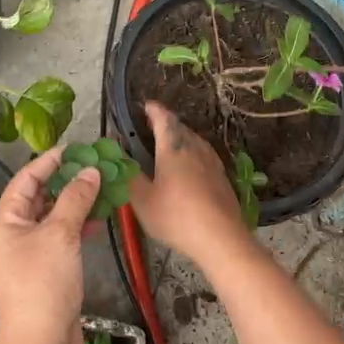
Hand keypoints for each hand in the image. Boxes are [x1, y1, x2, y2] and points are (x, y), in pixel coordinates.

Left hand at [0, 148, 99, 343]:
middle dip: (68, 182)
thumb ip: (75, 199)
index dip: (50, 161)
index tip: (76, 147)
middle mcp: (12, 235)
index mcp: (5, 221)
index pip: (26, 179)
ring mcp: (28, 254)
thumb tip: (90, 171)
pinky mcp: (45, 271)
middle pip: (39, 197)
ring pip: (53, 218)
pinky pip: (61, 238)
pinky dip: (79, 227)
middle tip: (96, 166)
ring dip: (77, 204)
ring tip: (104, 190)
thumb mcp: (60, 235)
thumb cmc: (43, 284)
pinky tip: (100, 222)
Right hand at [127, 102, 251, 267]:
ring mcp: (212, 162)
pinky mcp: (222, 177)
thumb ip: (130, 177)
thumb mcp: (143, 201)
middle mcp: (195, 148)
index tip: (146, 106)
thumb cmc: (176, 217)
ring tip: (169, 147)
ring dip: (181, 139)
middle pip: (181, 128)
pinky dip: (192, 154)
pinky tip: (190, 168)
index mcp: (174, 148)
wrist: (221, 238)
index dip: (154, 110)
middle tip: (151, 128)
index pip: (163, 119)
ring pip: (195, 141)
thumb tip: (121, 159)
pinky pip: (204, 156)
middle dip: (166, 124)